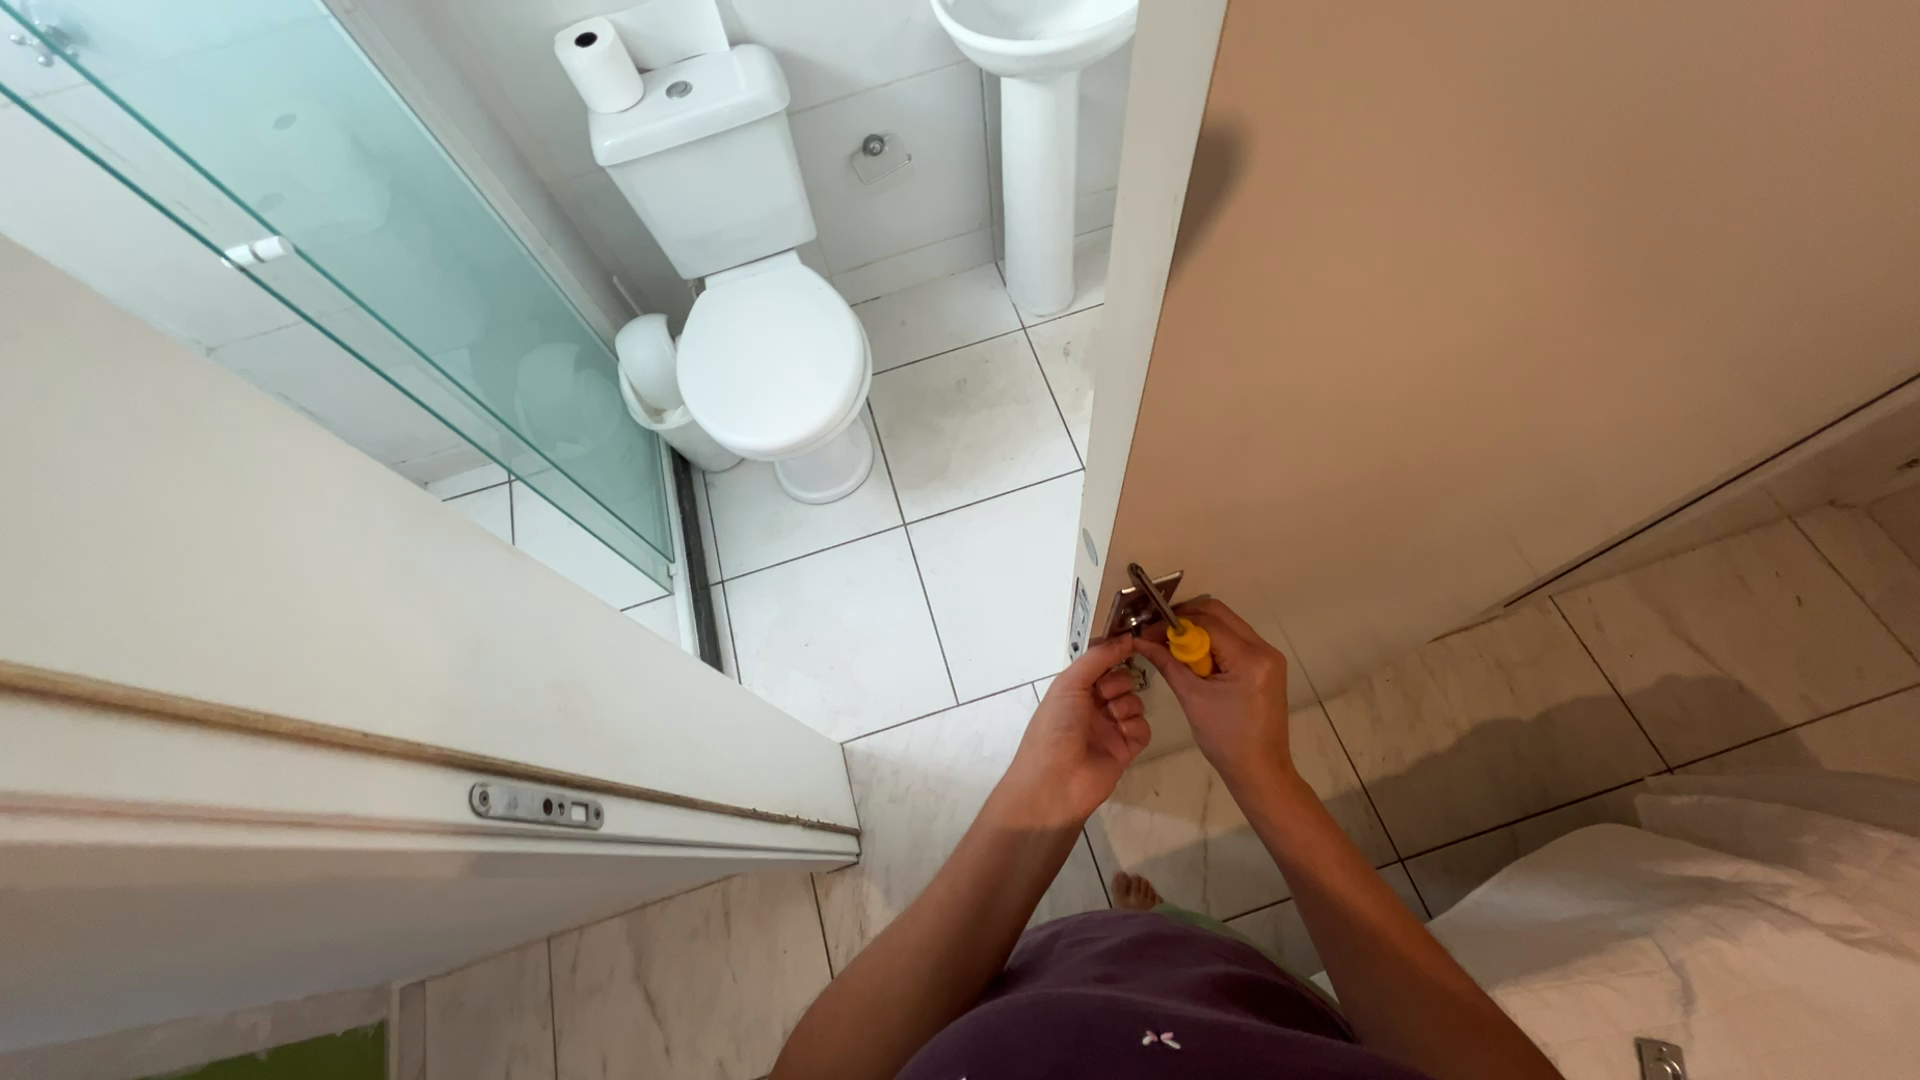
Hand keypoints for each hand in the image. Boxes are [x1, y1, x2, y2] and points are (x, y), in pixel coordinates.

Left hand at [999, 636, 1150, 826]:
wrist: (1056, 781)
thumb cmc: (1056, 726)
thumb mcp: (1069, 684)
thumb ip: (1098, 657)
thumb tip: (1125, 636)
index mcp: (1074, 689)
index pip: (1101, 664)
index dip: (1115, 654)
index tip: (1131, 642)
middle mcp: (1092, 706)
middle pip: (1121, 680)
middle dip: (1118, 682)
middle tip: (1105, 694)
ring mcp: (1110, 728)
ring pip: (1134, 702)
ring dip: (1126, 703)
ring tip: (1112, 716)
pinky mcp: (1126, 749)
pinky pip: (1143, 727)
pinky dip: (1136, 725)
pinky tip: (1122, 732)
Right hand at [1135, 598, 1294, 793]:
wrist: (1259, 769)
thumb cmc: (1224, 739)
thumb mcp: (1191, 698)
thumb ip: (1167, 663)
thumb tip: (1141, 641)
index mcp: (1249, 659)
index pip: (1206, 623)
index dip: (1174, 623)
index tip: (1149, 633)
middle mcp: (1264, 649)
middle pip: (1219, 613)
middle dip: (1186, 619)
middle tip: (1160, 634)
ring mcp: (1268, 656)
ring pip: (1227, 623)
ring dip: (1198, 629)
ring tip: (1174, 647)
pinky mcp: (1266, 665)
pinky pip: (1234, 639)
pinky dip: (1212, 641)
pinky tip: (1194, 657)